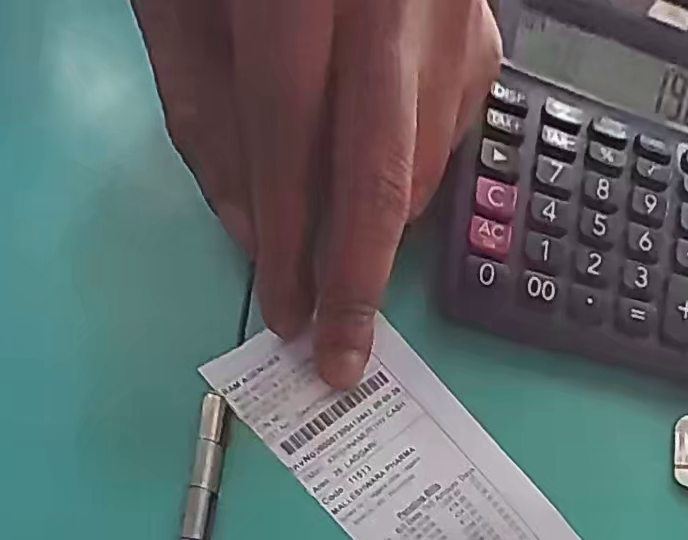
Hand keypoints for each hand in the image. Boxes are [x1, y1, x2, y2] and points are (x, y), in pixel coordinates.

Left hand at [133, 0, 500, 388]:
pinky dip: (403, 183)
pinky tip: (372, 178)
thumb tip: (251, 233)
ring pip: (417, 171)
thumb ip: (204, 111)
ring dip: (373, 232)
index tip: (288, 316)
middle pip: (382, 175)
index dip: (287, 236)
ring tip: (340, 261)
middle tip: (343, 358)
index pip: (290, 133)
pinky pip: (444, 145)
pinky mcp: (482, 41)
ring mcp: (454, 19)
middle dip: (357, 281)